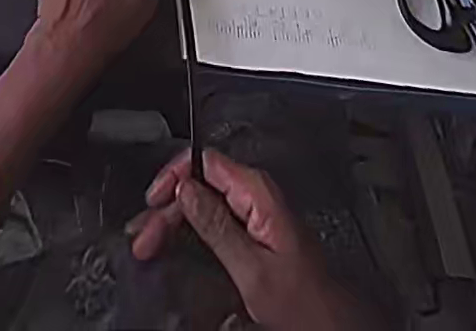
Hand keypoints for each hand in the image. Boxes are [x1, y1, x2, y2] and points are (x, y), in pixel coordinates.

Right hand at [129, 149, 373, 330]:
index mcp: (257, 192)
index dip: (175, 177)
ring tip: (148, 242)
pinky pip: (210, 215)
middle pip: (198, 182)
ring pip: (200, 199)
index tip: (153, 201)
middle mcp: (253, 193)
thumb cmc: (302, 302)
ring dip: (171, 219)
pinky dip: (186, 228)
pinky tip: (169, 240)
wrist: (331, 324)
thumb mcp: (253, 269)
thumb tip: (185, 189)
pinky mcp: (249, 226)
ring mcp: (251, 209)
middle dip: (167, 207)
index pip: (205, 161)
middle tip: (144, 237)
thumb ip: (217, 225)